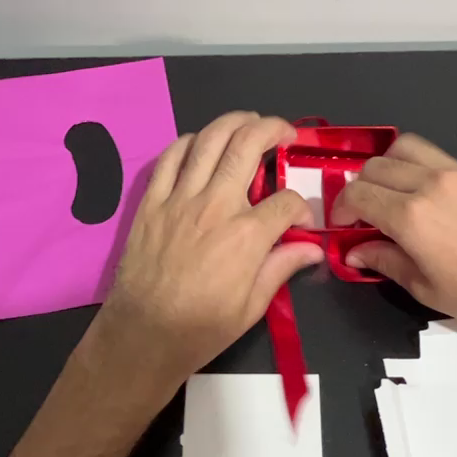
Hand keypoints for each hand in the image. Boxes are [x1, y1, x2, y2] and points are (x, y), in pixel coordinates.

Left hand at [86, 112, 323, 401]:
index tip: (299, 223)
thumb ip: (282, 267)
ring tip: (249, 121)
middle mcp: (215, 206)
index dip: (301, 208)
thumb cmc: (201, 328)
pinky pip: (170, 158)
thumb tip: (313, 247)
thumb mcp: (252, 307)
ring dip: (234, 122)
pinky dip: (189, 142)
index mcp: (246, 235)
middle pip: (248, 146)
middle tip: (285, 132)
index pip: (286, 201)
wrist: (143, 335)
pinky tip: (201, 142)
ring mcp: (179, 199)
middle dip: (273, 130)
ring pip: (210, 141)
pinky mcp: (152, 202)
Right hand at [332, 134, 456, 380]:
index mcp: (412, 215)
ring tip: (387, 198)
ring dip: (385, 168)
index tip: (341, 228)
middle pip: (376, 166)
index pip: (357, 194)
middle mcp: (431, 184)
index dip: (340, 210)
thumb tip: (357, 251)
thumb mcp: (426, 288)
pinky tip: (419, 198)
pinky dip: (414, 167)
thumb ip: (386, 261)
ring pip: (404, 149)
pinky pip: (433, 157)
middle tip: (360, 217)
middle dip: (358, 189)